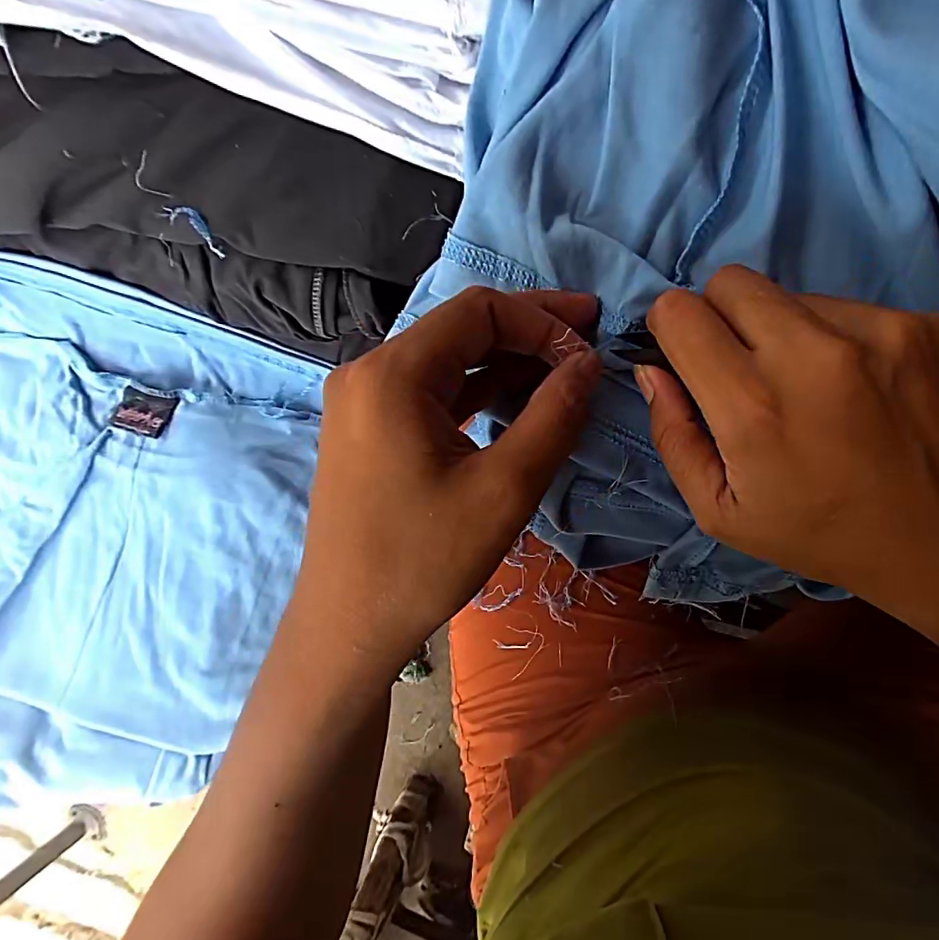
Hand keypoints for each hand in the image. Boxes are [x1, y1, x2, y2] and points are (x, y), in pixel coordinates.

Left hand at [291, 286, 602, 671]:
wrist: (348, 628)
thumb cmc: (422, 561)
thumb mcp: (503, 489)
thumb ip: (553, 416)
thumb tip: (587, 363)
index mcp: (392, 374)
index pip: (478, 311)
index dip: (543, 320)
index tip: (589, 349)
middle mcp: (370, 373)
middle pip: (461, 327)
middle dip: (530, 330)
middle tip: (590, 336)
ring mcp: (366, 401)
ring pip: (450, 359)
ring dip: (509, 360)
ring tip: (566, 367)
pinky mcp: (372, 429)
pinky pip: (434, 391)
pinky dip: (481, 389)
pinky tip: (521, 397)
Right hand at [639, 266, 938, 624]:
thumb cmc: (820, 536)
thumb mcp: (720, 513)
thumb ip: (673, 435)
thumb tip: (653, 369)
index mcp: (753, 406)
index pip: (680, 311)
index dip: (673, 330)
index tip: (690, 357)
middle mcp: (814, 354)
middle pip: (732, 281)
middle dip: (722, 317)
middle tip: (747, 369)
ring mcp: (882, 332)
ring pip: (796, 295)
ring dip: (788, 332)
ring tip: (819, 391)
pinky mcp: (932, 326)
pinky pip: (856, 309)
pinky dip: (846, 341)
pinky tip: (868, 391)